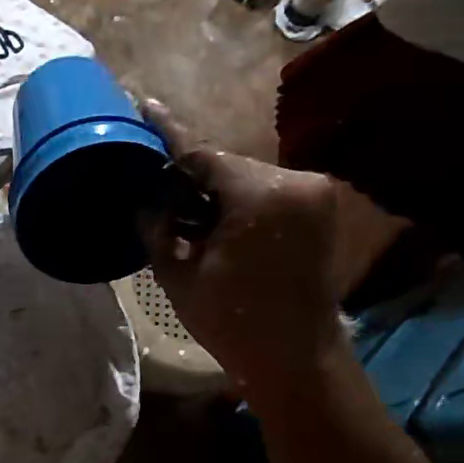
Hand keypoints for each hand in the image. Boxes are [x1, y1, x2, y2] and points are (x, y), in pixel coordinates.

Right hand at [139, 99, 401, 384]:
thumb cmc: (233, 323)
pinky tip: (215, 220)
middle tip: (157, 188)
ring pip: (245, 177)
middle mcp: (294, 181)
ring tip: (184, 212)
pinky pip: (266, 190)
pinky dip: (239, 199)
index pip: (201, 153)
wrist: (296, 358)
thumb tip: (144, 199)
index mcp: (260, 195)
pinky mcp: (319, 207)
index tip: (145, 104)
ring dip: (215, 190)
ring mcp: (313, 192)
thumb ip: (156, 228)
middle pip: (226, 165)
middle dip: (190, 177)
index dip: (168, 132)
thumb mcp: (178, 276)